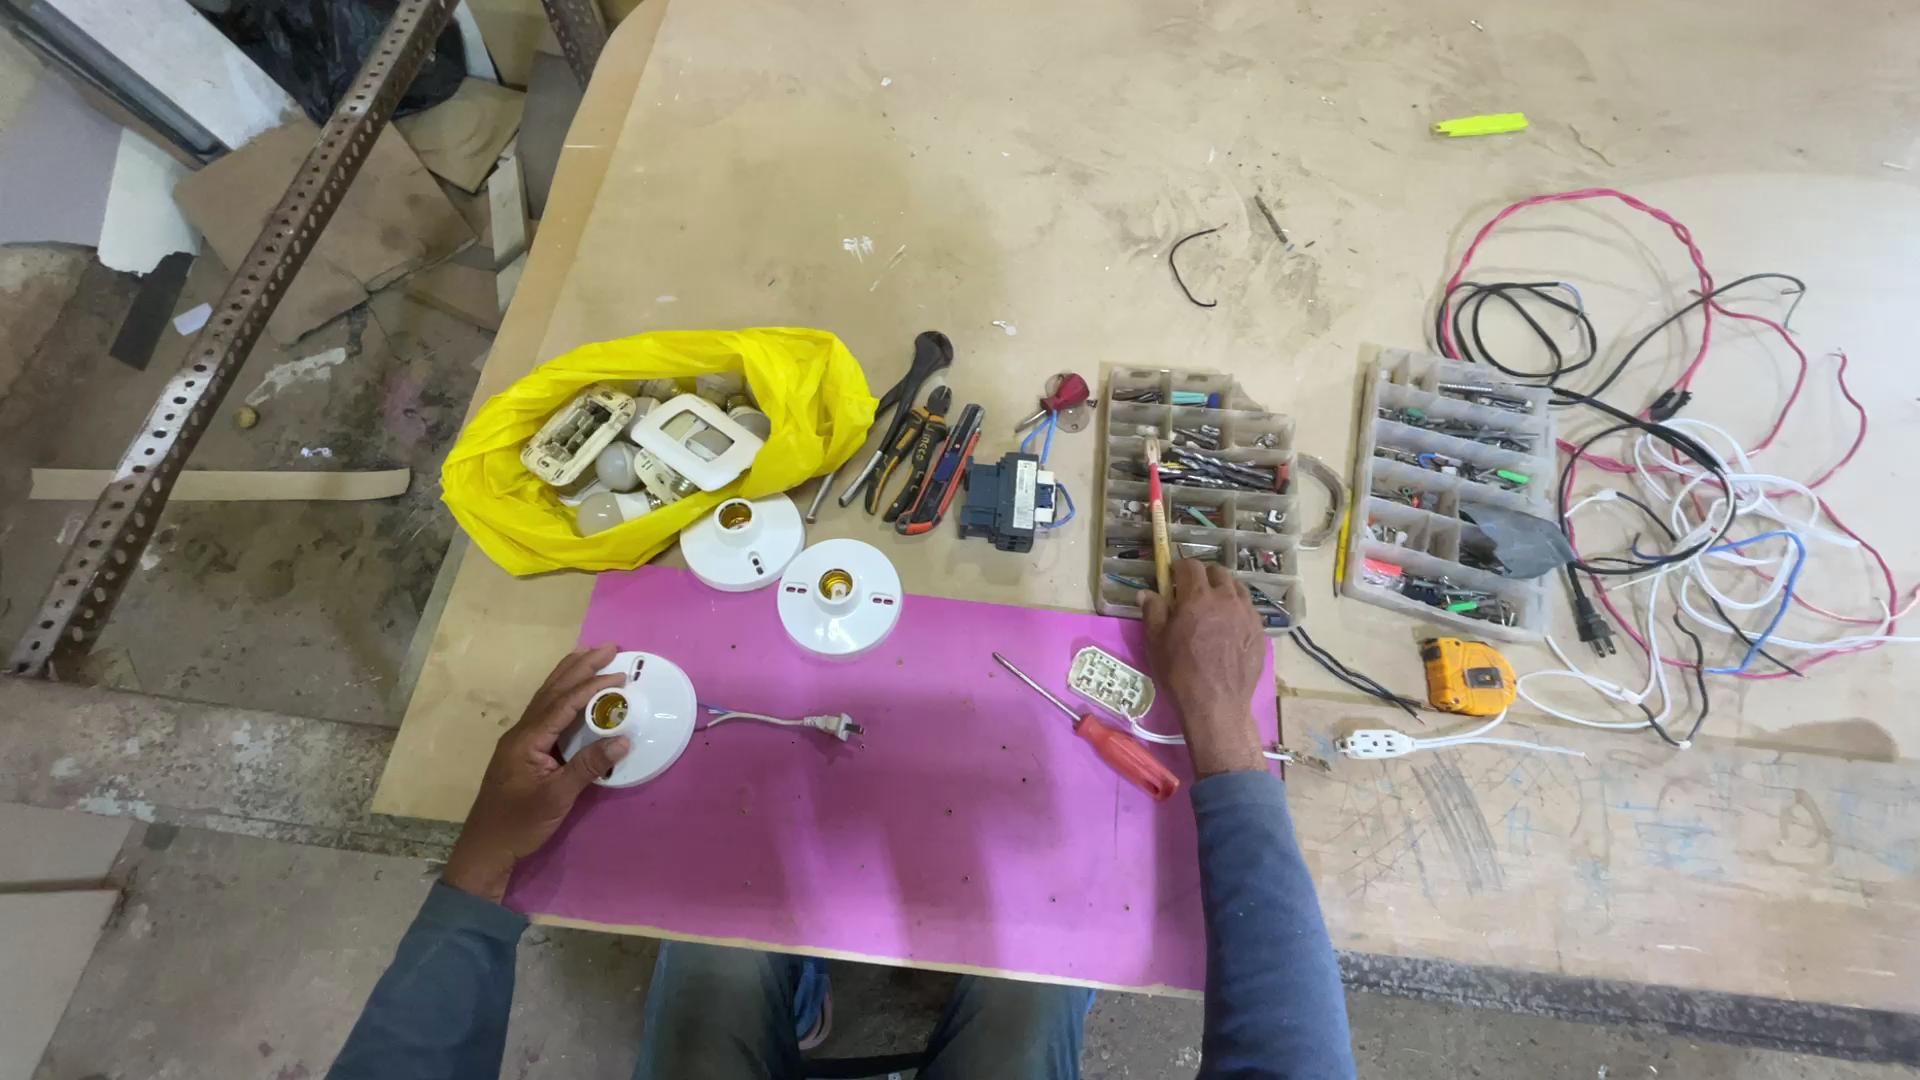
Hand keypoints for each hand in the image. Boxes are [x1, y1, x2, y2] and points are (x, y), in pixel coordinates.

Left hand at [442, 645, 630, 903]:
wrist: (485, 851)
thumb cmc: (519, 824)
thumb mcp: (557, 797)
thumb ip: (589, 766)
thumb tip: (623, 739)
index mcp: (526, 739)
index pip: (564, 703)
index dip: (593, 686)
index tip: (621, 675)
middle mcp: (521, 732)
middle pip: (552, 690)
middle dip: (580, 666)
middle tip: (609, 647)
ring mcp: (521, 740)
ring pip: (547, 697)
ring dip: (570, 674)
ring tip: (590, 654)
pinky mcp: (526, 750)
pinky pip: (548, 711)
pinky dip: (564, 693)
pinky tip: (573, 690)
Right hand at [1139, 560, 1268, 777]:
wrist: (1216, 705)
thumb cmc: (1180, 672)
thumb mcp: (1156, 641)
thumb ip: (1153, 611)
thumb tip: (1147, 593)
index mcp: (1198, 597)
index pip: (1190, 566)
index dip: (1178, 568)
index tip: (1172, 577)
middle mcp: (1227, 599)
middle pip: (1217, 572)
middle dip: (1202, 576)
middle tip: (1191, 591)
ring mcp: (1247, 615)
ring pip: (1237, 588)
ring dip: (1222, 590)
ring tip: (1212, 606)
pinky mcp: (1259, 632)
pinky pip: (1248, 609)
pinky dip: (1236, 609)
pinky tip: (1227, 626)